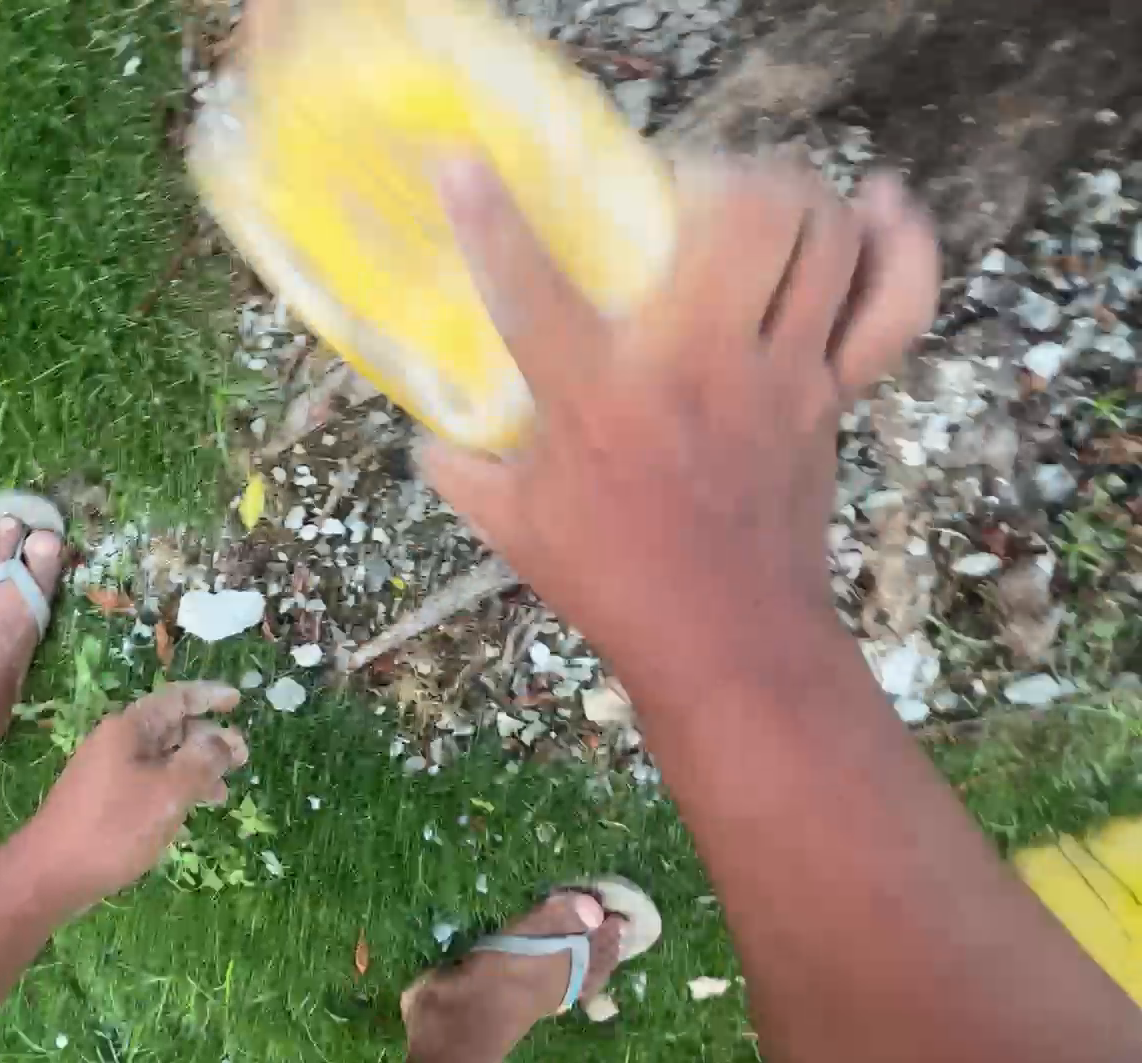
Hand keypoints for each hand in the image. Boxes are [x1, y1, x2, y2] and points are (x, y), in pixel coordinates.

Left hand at [17, 682, 247, 908]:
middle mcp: (118, 741)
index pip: (177, 698)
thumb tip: (221, 741)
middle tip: (243, 758)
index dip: (209, 696)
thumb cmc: (114, 826)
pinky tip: (189, 811)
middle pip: (171, 727)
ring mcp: (108, 770)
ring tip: (223, 793)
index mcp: (130, 727)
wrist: (51, 873)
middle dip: (209, 739)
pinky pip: (149, 781)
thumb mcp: (168, 792)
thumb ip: (201, 761)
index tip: (238, 700)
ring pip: (162, 758)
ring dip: (195, 768)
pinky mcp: (105, 798)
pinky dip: (174, 788)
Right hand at [420, 159, 939, 676]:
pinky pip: (895, 304)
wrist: (719, 635)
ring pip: (822, 238)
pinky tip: (876, 207)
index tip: (460, 164)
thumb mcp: (506, 526)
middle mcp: (688, 368)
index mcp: (592, 399)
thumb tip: (424, 440)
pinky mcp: (828, 399)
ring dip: (792, 194)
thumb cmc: (603, 576)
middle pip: (741, 215)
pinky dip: (902, 242)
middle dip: (711, 172)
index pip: (528, 290)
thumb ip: (456, 472)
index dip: (487, 218)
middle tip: (675, 190)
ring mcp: (774, 378)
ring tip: (749, 198)